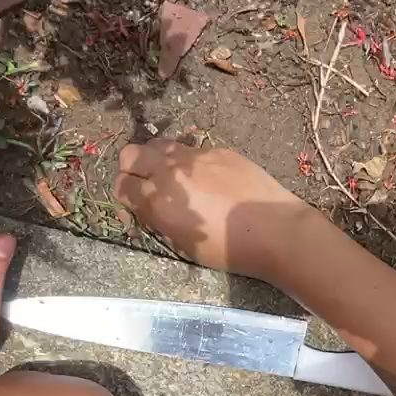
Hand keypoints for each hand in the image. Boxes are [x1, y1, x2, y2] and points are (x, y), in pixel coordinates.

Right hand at [115, 139, 320, 281]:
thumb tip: (149, 209)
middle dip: (132, 169)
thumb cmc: (229, 250)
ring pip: (160, 145)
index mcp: (157, 201)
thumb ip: (161, 221)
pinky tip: (207, 179)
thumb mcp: (185, 246)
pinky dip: (190, 162)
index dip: (125, 195)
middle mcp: (170, 172)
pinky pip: (193, 150)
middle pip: (131, 154)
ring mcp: (195, 156)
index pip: (122, 186)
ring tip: (171, 176)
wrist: (274, 230)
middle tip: (144, 184)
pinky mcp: (219, 151)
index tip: (133, 203)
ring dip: (157, 159)